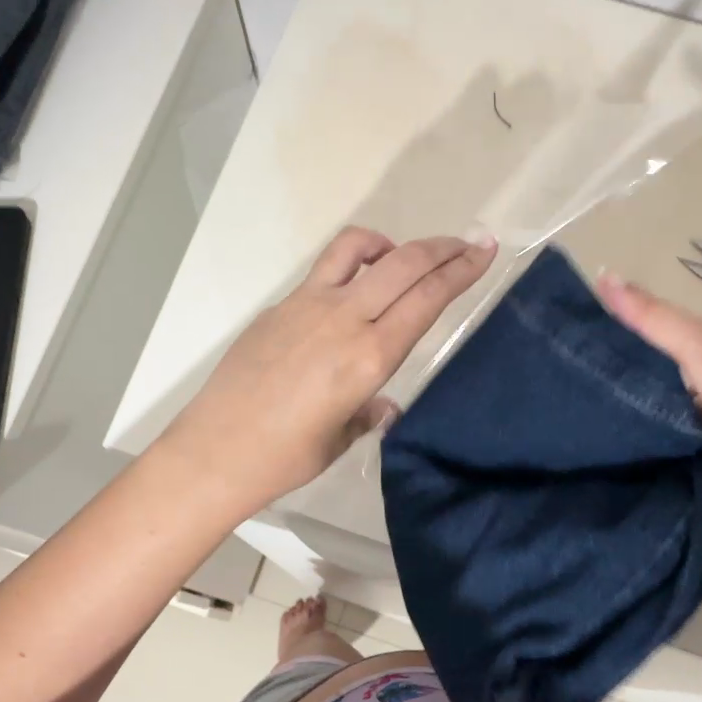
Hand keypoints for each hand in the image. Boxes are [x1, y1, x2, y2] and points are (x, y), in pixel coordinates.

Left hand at [157, 226, 497, 510]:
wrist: (216, 449)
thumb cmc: (286, 458)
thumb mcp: (339, 439)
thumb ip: (368, 414)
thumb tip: (384, 406)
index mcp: (369, 358)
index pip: (426, 300)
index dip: (461, 271)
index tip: (485, 251)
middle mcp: (344, 320)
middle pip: (404, 265)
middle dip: (443, 249)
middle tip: (469, 243)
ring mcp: (308, 306)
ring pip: (360, 250)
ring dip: (394, 244)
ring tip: (405, 256)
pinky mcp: (280, 306)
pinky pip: (326, 269)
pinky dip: (352, 262)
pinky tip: (352, 287)